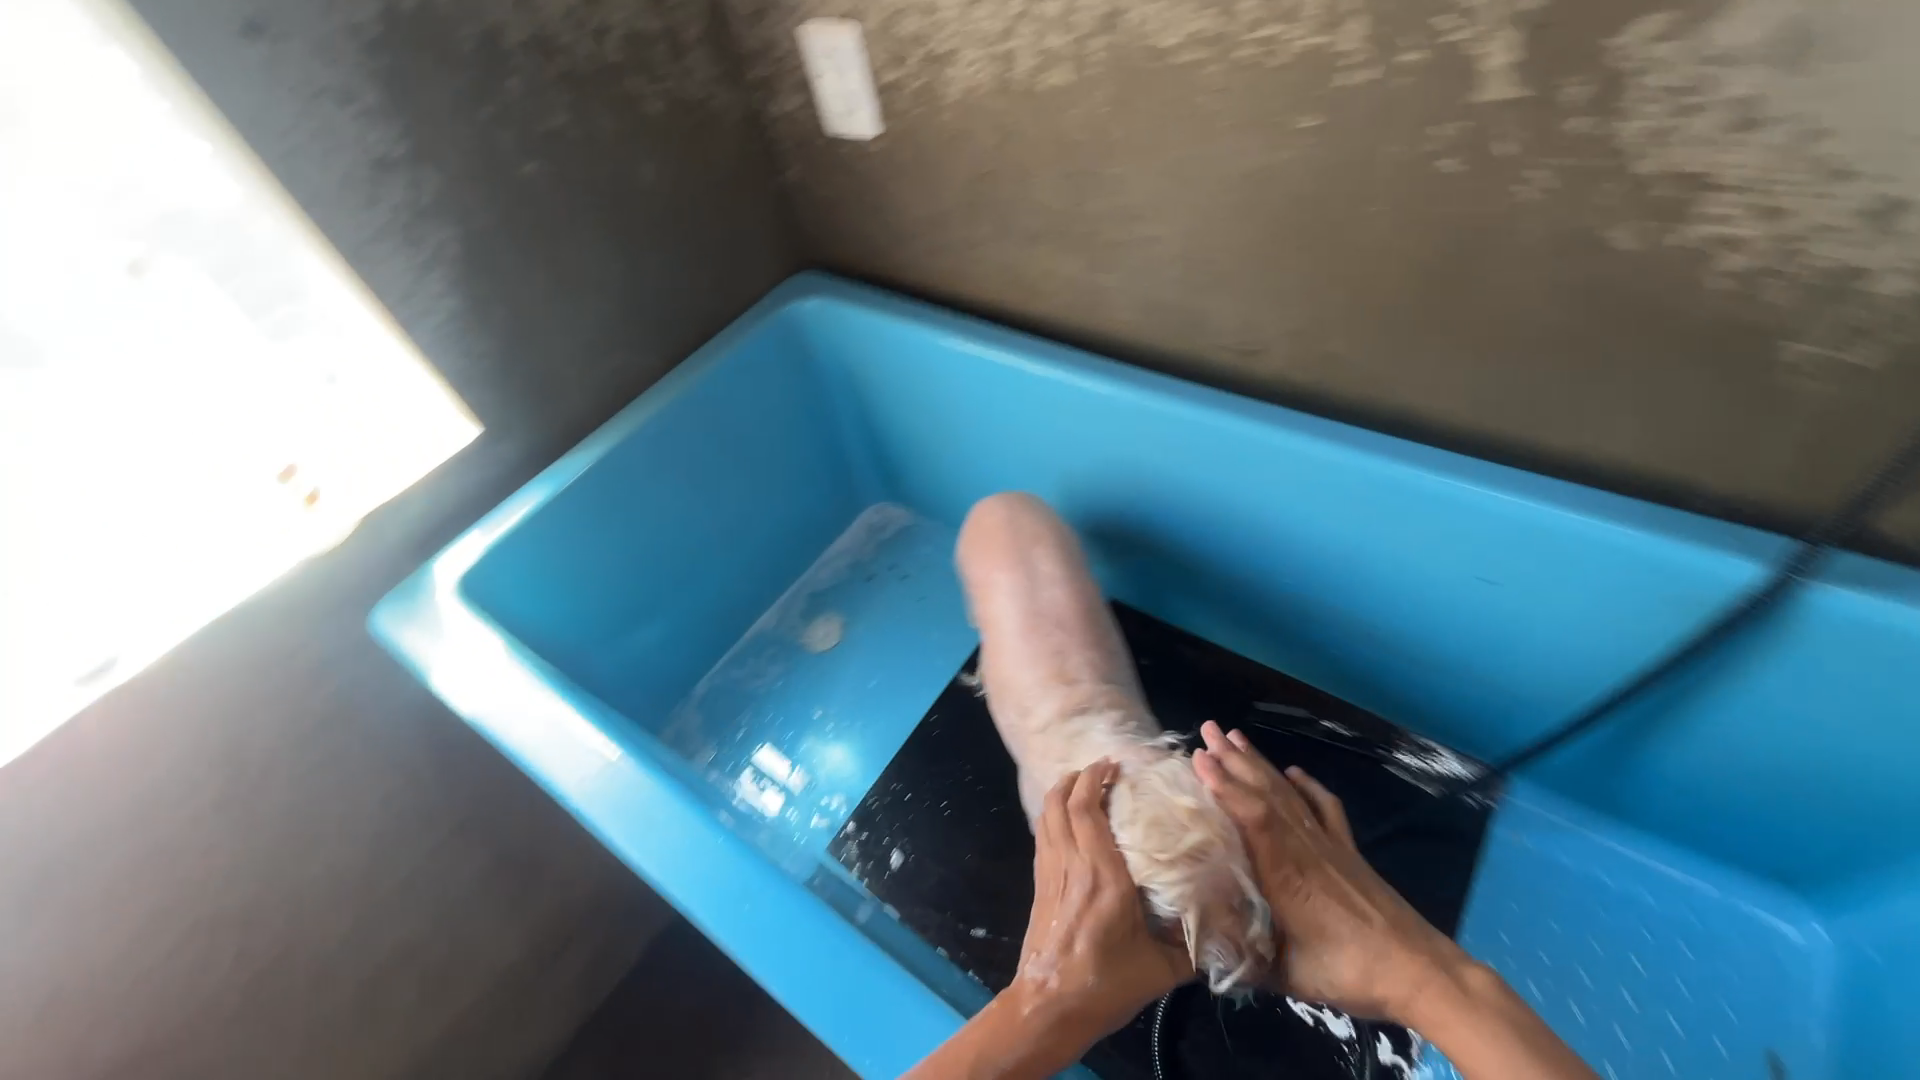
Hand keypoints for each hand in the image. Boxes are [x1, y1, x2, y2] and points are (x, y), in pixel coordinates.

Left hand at [1006, 761, 1194, 1048]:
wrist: (1048, 1007)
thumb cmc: (1105, 986)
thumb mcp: (1161, 971)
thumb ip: (1193, 945)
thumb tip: (1224, 923)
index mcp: (1102, 876)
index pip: (1088, 810)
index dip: (1096, 779)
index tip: (1115, 764)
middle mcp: (1072, 864)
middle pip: (1063, 802)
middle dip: (1079, 776)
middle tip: (1103, 767)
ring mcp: (1050, 872)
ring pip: (1047, 814)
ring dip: (1062, 791)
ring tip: (1084, 782)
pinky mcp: (1040, 884)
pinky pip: (1043, 834)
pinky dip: (1053, 814)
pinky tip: (1068, 818)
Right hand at [1192, 722, 1460, 1021]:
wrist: (1421, 972)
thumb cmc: (1350, 972)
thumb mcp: (1288, 976)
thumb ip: (1243, 960)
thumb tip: (1199, 951)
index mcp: (1284, 873)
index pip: (1252, 816)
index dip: (1224, 786)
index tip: (1198, 758)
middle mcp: (1304, 848)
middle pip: (1266, 792)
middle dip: (1234, 759)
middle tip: (1207, 729)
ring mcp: (1329, 845)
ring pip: (1289, 794)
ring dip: (1260, 763)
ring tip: (1235, 737)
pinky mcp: (1349, 851)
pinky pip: (1325, 808)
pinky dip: (1308, 786)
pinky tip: (1294, 771)